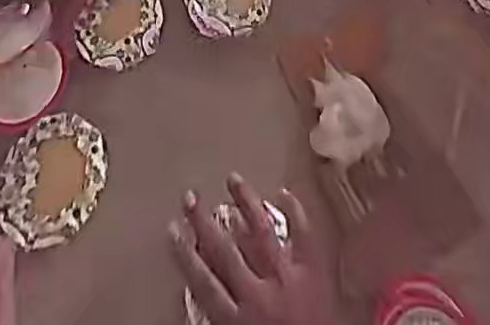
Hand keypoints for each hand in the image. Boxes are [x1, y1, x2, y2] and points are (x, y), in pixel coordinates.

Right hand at [172, 175, 337, 324]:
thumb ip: (222, 322)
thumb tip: (198, 302)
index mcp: (238, 322)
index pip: (203, 282)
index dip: (185, 255)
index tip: (173, 230)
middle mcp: (259, 295)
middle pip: (225, 251)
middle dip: (204, 222)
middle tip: (190, 196)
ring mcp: (289, 278)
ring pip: (261, 232)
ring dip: (245, 204)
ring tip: (233, 179)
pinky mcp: (316, 273)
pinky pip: (304, 234)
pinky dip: (295, 211)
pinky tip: (284, 192)